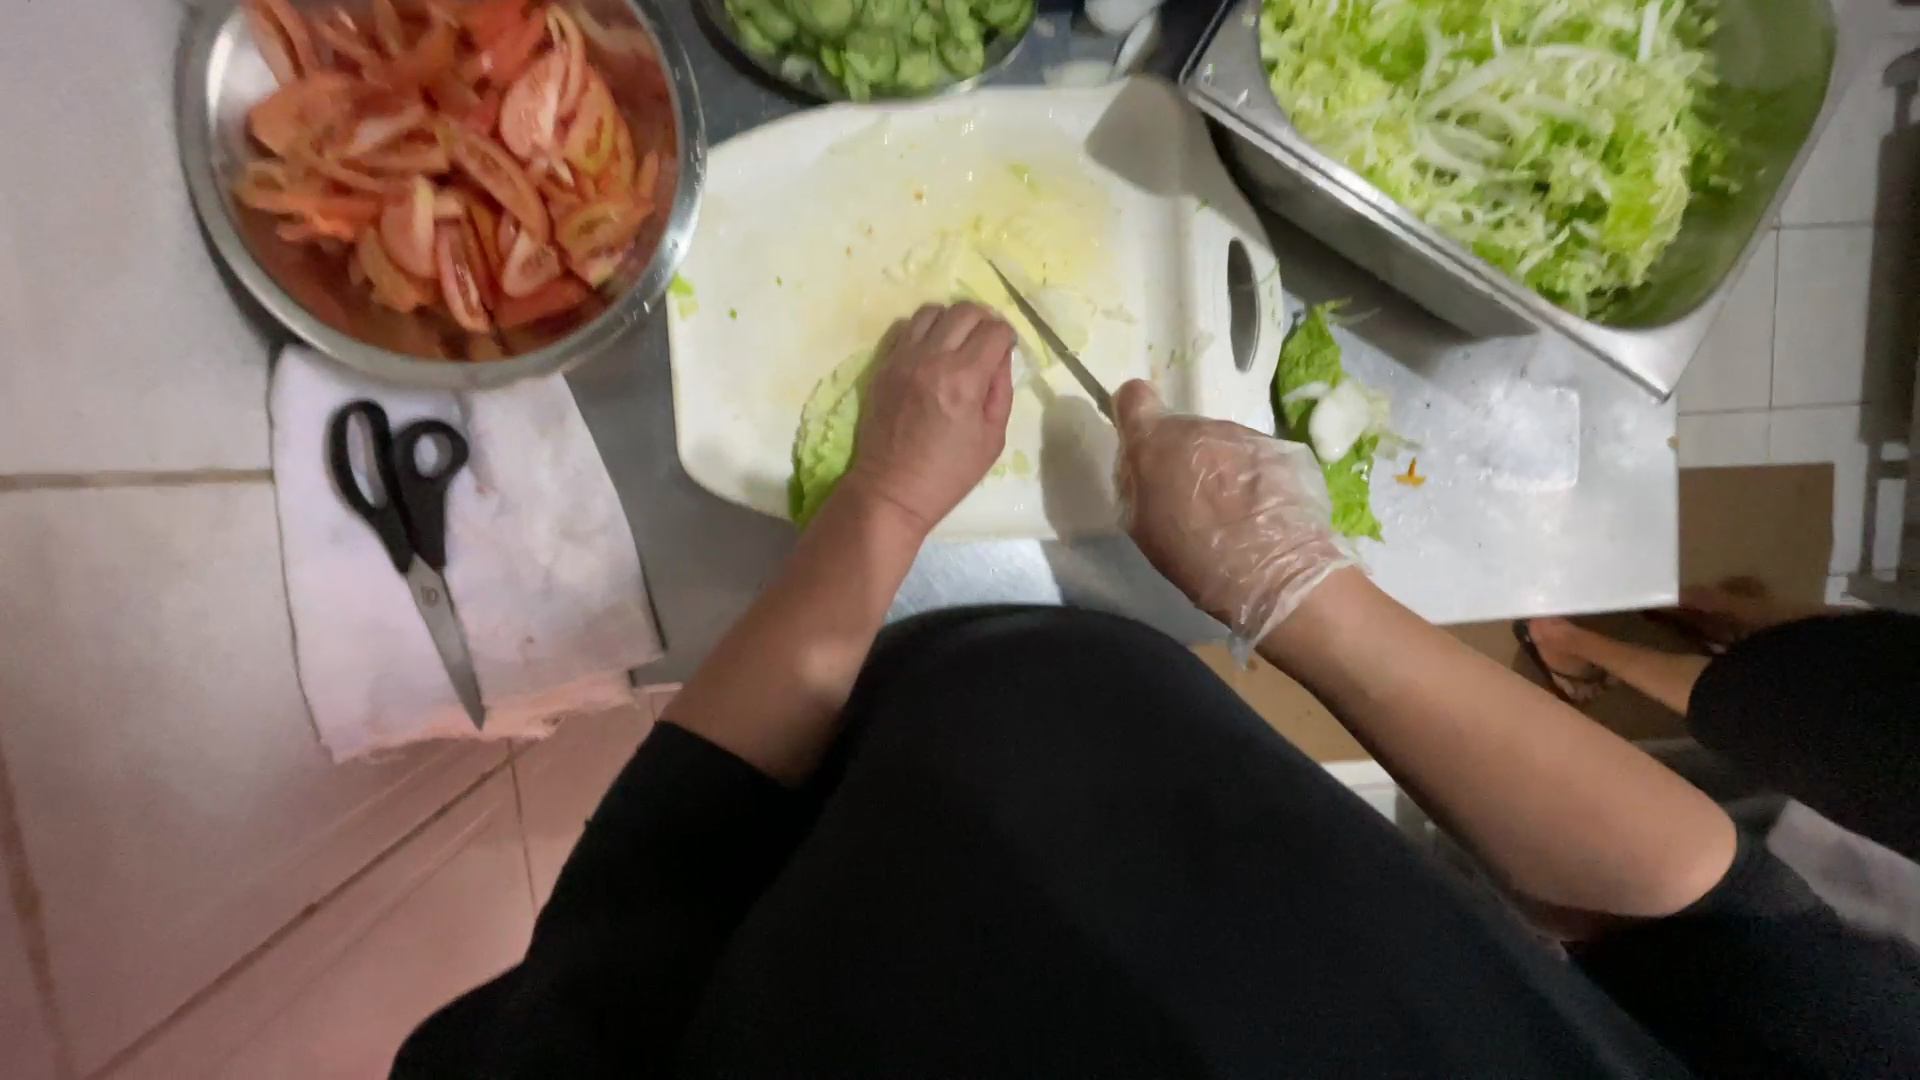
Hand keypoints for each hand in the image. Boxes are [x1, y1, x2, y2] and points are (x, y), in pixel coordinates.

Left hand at [842, 303, 1015, 533]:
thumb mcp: (992, 439)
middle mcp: (932, 359)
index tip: (1007, 350)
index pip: (994, 331)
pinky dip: (923, 331)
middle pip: (965, 310)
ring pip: (932, 311)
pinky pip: (904, 328)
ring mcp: (902, 359)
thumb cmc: (948, 474)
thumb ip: (1000, 391)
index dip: (1007, 336)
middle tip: (986, 342)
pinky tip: (929, 352)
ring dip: (951, 320)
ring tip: (956, 342)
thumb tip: (1000, 357)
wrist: (891, 491)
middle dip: (984, 320)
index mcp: (964, 380)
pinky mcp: (882, 366)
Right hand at [1113, 380, 1351, 640]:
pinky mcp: (1282, 448)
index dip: (1134, 412)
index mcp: (1154, 442)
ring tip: (1233, 511)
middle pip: (1183, 429)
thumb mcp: (1140, 524)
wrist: (1269, 571)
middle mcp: (1198, 425)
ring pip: (1221, 444)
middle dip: (1183, 456)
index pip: (1133, 397)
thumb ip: (1135, 482)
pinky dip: (1254, 478)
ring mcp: (1243, 433)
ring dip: (1221, 467)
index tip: (1141, 437)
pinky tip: (1261, 512)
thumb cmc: (1190, 554)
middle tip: (1193, 499)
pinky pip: (1256, 458)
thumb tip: (1139, 465)